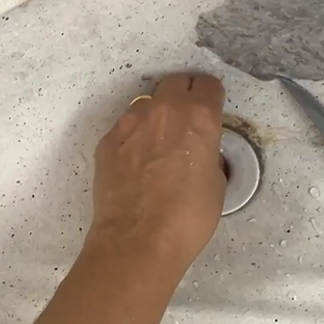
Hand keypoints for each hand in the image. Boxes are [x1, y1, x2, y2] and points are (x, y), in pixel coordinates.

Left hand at [82, 73, 226, 280]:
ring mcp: (130, 124)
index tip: (211, 109)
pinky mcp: (107, 141)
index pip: (208, 85)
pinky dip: (133, 136)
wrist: (137, 240)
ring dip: (156, 114)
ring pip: (146, 103)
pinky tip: (136, 162)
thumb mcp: (216, 184)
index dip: (211, 97)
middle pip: (175, 83)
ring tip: (158, 143)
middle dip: (184, 95)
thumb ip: (209, 153)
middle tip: (187, 119)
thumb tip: (200, 151)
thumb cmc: (186, 218)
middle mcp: (163, 111)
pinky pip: (125, 127)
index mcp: (198, 118)